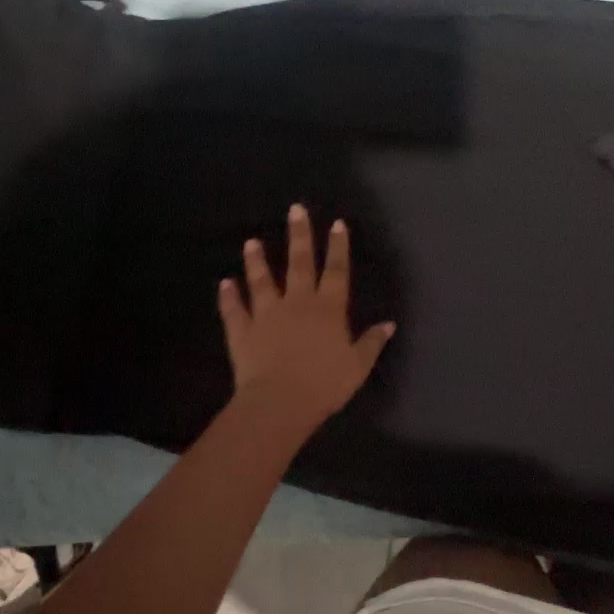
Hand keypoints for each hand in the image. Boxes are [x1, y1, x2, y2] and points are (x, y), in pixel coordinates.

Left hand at [219, 205, 395, 426]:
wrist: (278, 404)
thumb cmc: (323, 385)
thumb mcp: (357, 366)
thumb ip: (371, 343)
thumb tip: (388, 324)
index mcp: (328, 309)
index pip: (336, 271)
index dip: (338, 247)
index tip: (337, 223)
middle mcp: (297, 303)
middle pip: (298, 263)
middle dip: (299, 235)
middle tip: (295, 210)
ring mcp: (266, 315)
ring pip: (261, 281)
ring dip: (256, 261)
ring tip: (251, 242)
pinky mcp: (242, 332)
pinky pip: (234, 311)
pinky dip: (228, 297)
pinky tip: (224, 283)